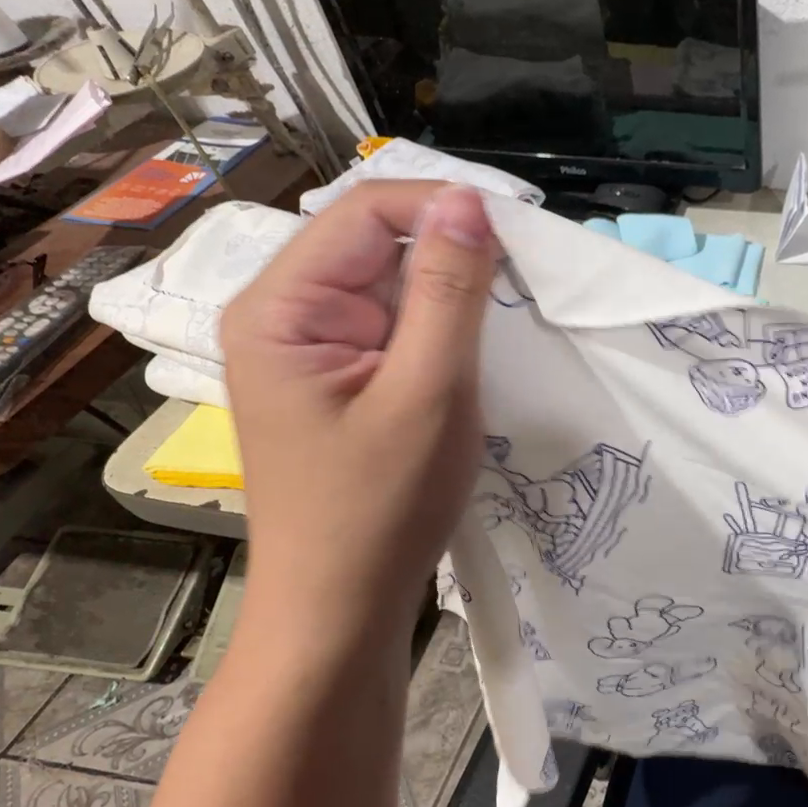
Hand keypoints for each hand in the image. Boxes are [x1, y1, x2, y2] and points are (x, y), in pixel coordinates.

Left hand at [220, 181, 500, 642]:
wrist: (342, 605)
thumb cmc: (381, 505)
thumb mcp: (428, 391)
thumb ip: (448, 291)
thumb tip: (470, 201)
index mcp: (282, 307)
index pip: (364, 211)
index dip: (443, 206)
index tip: (520, 231)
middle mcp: (285, 313)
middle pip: (375, 240)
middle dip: (452, 248)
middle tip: (525, 276)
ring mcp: (312, 346)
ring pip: (392, 280)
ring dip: (452, 287)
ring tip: (509, 311)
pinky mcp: (340, 375)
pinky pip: (395, 322)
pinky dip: (442, 322)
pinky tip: (478, 343)